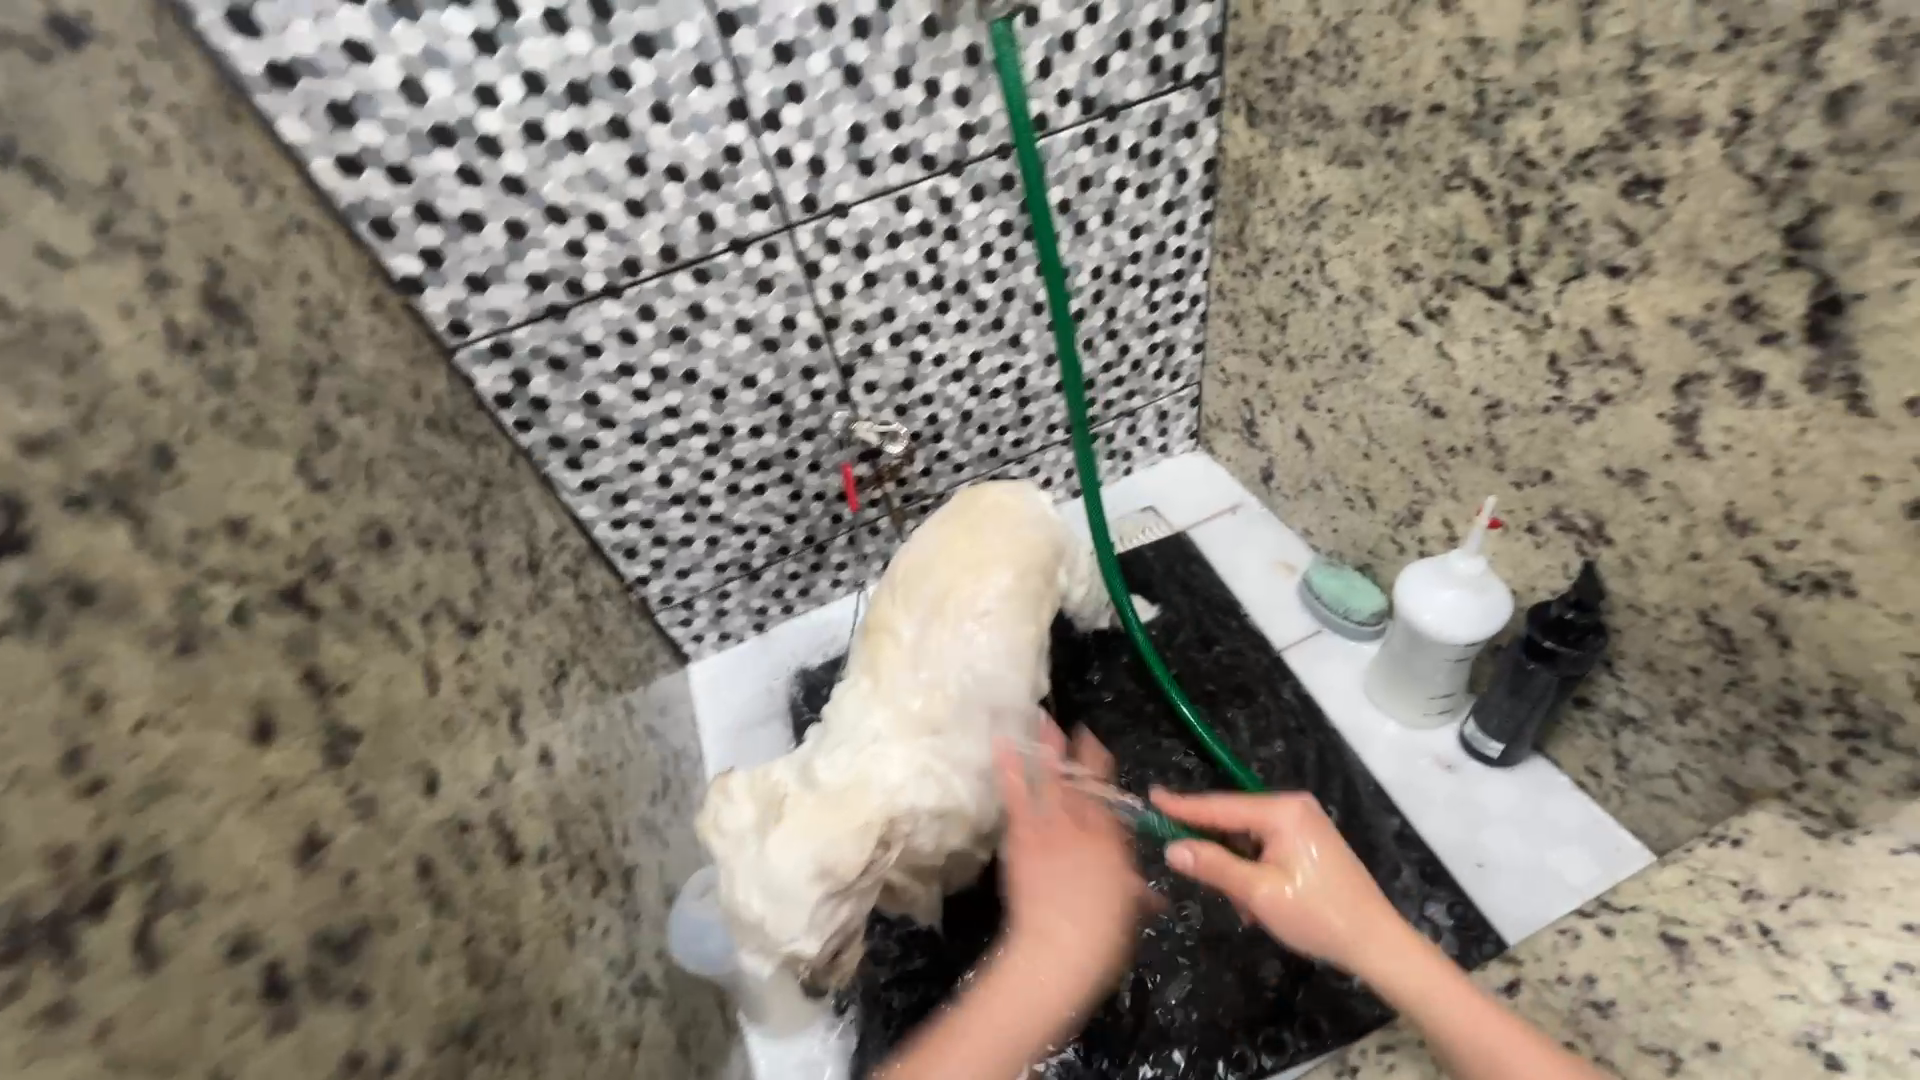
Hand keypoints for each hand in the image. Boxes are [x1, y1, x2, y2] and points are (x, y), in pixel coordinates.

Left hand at [992, 723, 1150, 1009]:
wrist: (1059, 949)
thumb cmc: (1101, 937)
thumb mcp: (1127, 905)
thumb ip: (1132, 888)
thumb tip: (1144, 891)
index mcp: (1111, 840)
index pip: (1107, 794)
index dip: (1099, 764)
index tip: (1092, 740)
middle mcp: (1082, 825)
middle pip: (1077, 780)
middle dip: (1069, 750)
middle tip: (1059, 722)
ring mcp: (1049, 826)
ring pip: (1047, 780)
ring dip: (1041, 749)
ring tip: (1035, 720)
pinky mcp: (1021, 835)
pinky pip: (1015, 796)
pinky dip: (1008, 771)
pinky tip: (1000, 749)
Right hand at [1151, 789, 1407, 977]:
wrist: (1379, 945)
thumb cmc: (1318, 916)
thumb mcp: (1258, 894)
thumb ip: (1213, 865)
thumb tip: (1172, 848)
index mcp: (1281, 810)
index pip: (1219, 805)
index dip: (1182, 806)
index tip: (1151, 796)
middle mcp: (1292, 806)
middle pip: (1233, 820)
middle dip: (1217, 853)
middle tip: (1202, 879)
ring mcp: (1303, 822)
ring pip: (1247, 837)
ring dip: (1237, 868)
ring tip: (1245, 906)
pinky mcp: (1309, 841)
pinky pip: (1265, 845)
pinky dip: (1253, 869)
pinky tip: (1259, 900)